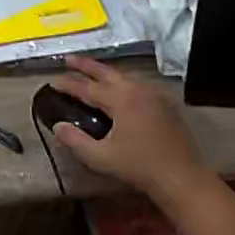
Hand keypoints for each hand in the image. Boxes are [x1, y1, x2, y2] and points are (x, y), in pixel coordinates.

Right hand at [49, 55, 203, 196]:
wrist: (181, 176)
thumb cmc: (138, 167)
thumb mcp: (100, 157)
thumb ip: (75, 140)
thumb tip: (58, 126)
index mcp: (121, 99)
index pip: (87, 88)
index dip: (68, 84)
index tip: (52, 82)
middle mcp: (138, 90)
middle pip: (107, 72)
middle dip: (86, 65)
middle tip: (68, 58)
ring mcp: (154, 95)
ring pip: (125, 76)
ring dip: (106, 72)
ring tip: (92, 71)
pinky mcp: (165, 104)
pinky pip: (138, 84)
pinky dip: (123, 81)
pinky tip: (120, 88)